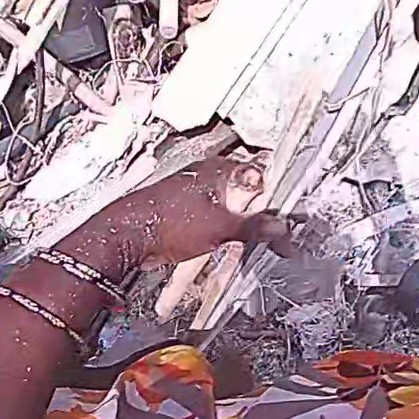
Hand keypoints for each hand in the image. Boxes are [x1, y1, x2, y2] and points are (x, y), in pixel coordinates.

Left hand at [70, 156, 292, 273]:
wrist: (128, 238)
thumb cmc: (167, 222)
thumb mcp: (220, 227)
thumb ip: (254, 227)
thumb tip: (282, 228)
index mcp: (218, 170)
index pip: (260, 174)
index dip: (278, 193)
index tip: (290, 215)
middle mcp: (207, 179)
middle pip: (247, 193)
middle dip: (264, 213)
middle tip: (281, 234)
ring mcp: (196, 199)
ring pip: (232, 210)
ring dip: (247, 226)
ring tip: (264, 242)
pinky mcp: (187, 218)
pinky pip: (217, 225)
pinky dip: (229, 235)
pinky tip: (234, 248)